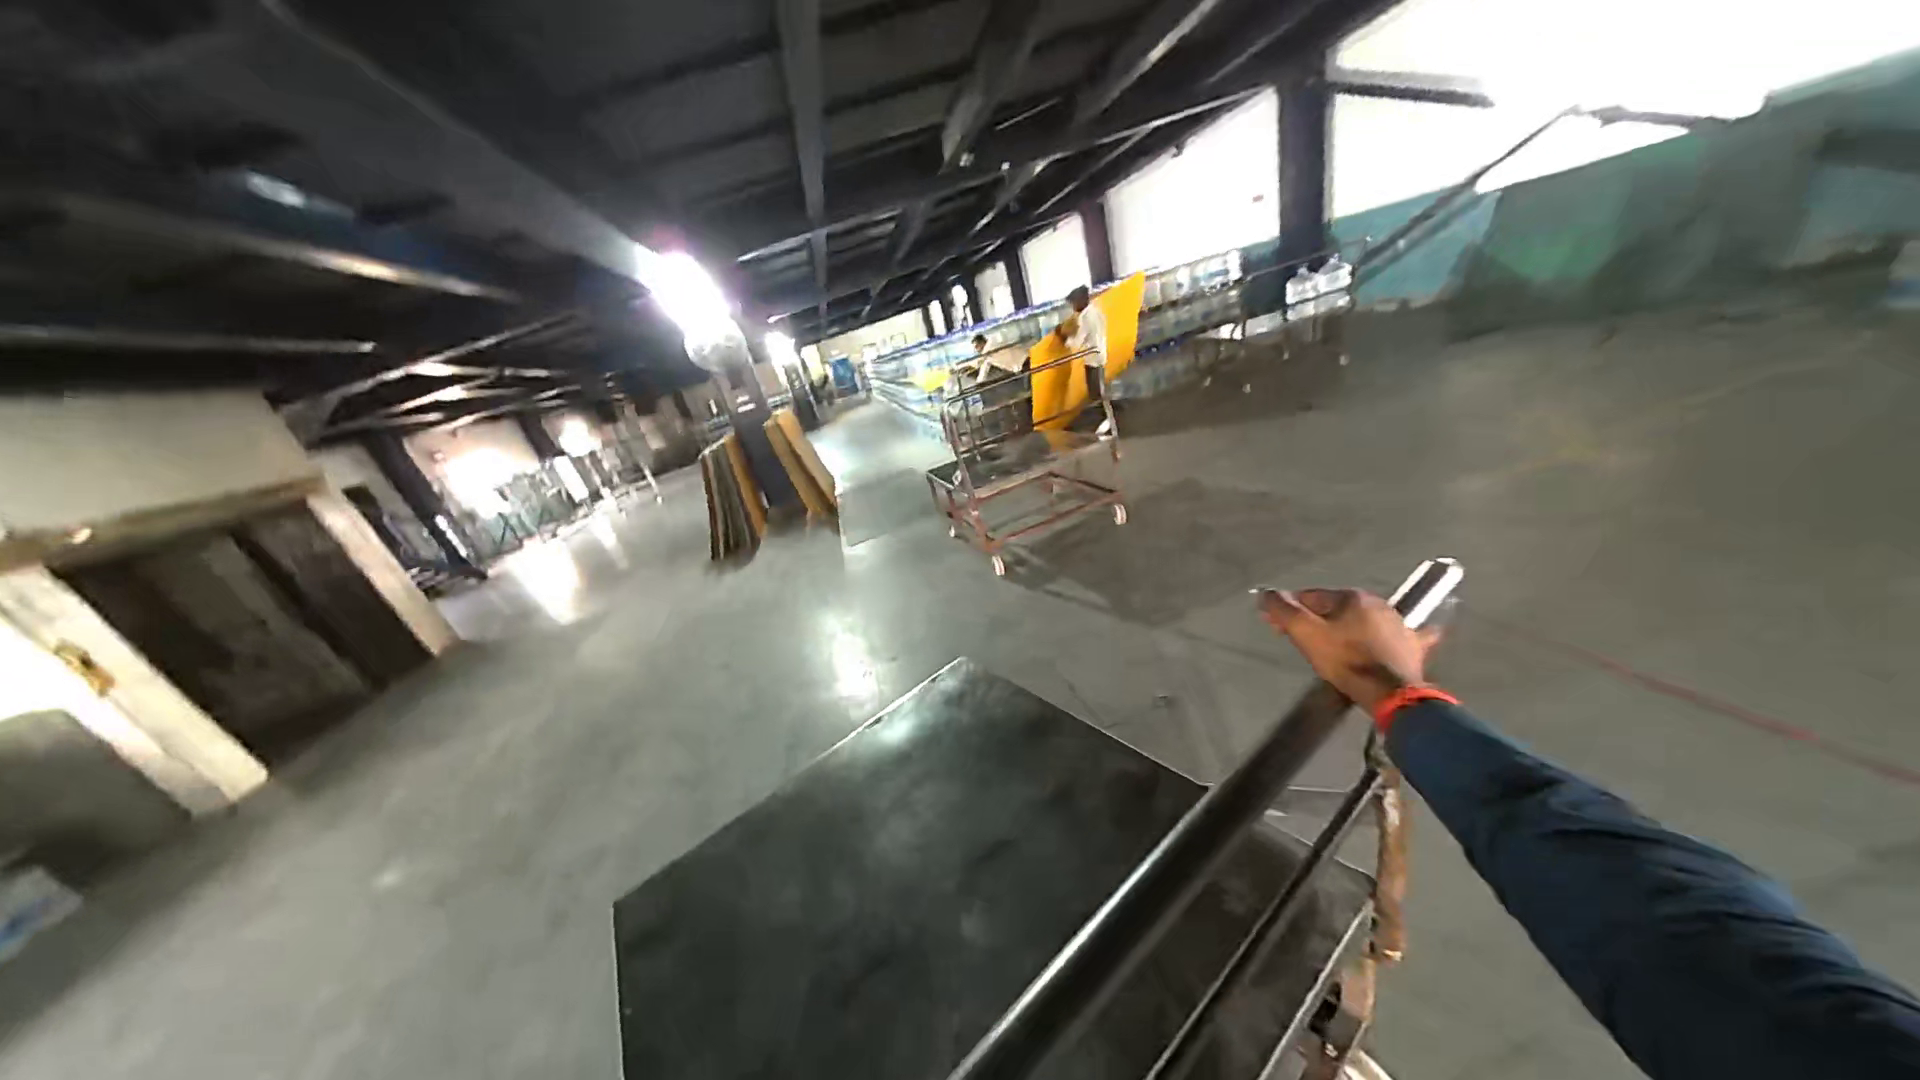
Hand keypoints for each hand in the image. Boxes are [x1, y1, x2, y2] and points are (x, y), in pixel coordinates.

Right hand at [1259, 588, 1442, 711]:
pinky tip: (1387, 639)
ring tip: (1333, 648)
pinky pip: (1397, 634)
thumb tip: (1267, 593)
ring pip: (1361, 620)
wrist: (1391, 693)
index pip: (1308, 597)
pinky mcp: (1413, 644)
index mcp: (1351, 596)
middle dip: (1316, 620)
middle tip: (1302, 642)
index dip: (1289, 612)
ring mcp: (1399, 623)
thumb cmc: (1344, 660)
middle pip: (1334, 608)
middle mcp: (1377, 602)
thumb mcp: (1305, 632)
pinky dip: (1387, 635)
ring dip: (1346, 627)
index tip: (1278, 629)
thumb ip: (1283, 609)